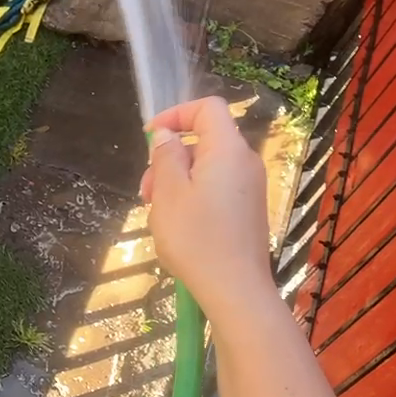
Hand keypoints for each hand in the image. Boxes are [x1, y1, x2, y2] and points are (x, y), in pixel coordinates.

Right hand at [138, 97, 275, 322]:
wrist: (234, 287)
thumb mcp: (169, 194)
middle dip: (169, 158)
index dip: (176, 114)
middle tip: (145, 192)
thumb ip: (166, 158)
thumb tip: (166, 136)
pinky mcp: (247, 210)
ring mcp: (249, 188)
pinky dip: (191, 197)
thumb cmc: (196, 238)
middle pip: (203, 141)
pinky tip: (177, 226)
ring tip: (157, 214)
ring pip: (206, 168)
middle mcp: (244, 162)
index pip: (207, 109)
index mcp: (227, 151)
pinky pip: (215, 189)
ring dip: (175, 182)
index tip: (149, 137)